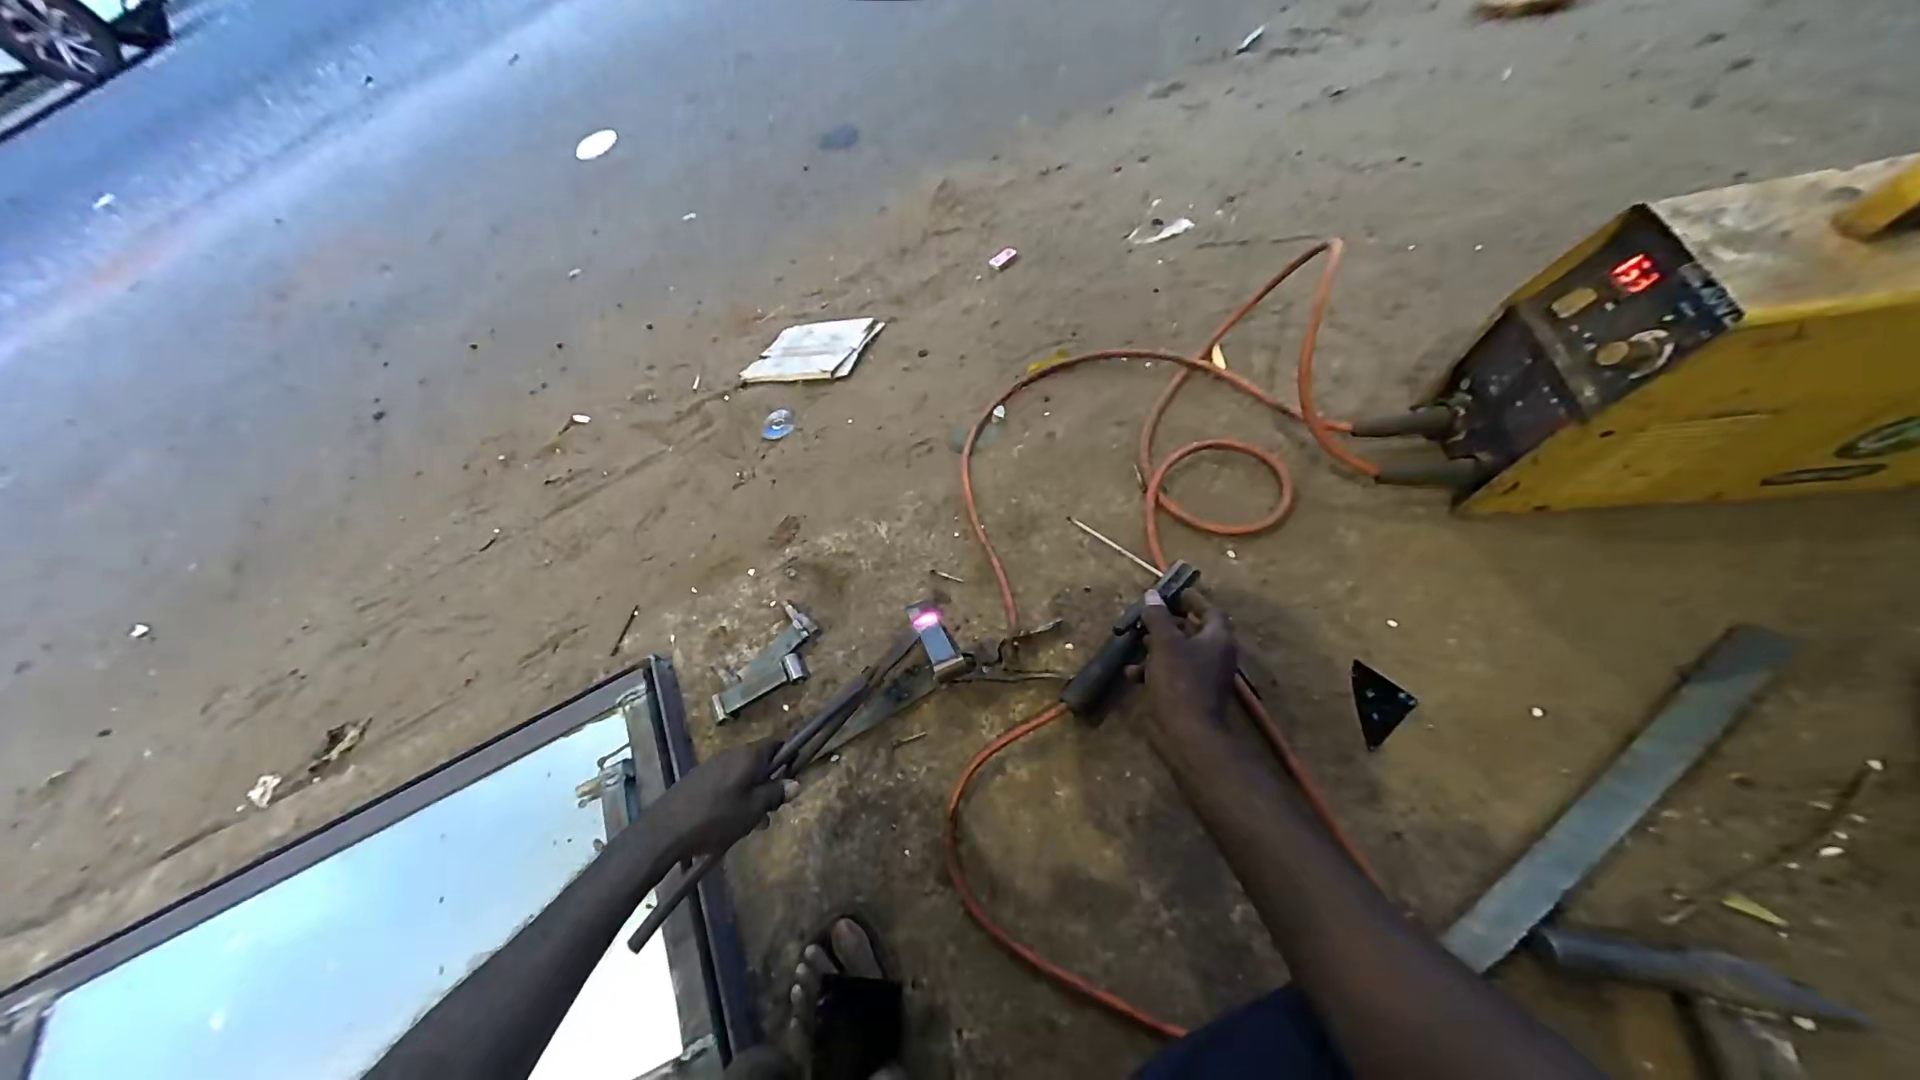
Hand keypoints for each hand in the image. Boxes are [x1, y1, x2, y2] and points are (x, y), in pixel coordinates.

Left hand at [649, 738, 797, 859]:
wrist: (663, 831)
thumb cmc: (716, 818)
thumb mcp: (753, 809)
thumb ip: (775, 793)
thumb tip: (796, 783)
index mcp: (748, 756)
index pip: (776, 744)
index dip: (788, 760)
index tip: (790, 781)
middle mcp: (731, 754)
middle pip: (759, 762)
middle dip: (768, 785)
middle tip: (770, 812)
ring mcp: (711, 767)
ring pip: (741, 776)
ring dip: (750, 795)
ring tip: (750, 824)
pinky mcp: (696, 781)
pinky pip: (724, 784)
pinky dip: (732, 799)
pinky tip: (727, 824)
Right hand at [1138, 589, 1237, 737]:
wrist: (1189, 732)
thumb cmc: (1180, 681)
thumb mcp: (1164, 643)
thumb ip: (1158, 617)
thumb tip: (1152, 594)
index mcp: (1217, 639)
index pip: (1210, 611)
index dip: (1192, 600)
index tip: (1174, 592)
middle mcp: (1216, 655)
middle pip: (1193, 631)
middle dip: (1169, 623)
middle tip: (1148, 616)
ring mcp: (1205, 677)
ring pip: (1180, 653)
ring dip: (1158, 647)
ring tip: (1137, 644)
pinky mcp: (1192, 694)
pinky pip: (1174, 673)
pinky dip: (1155, 669)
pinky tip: (1134, 675)